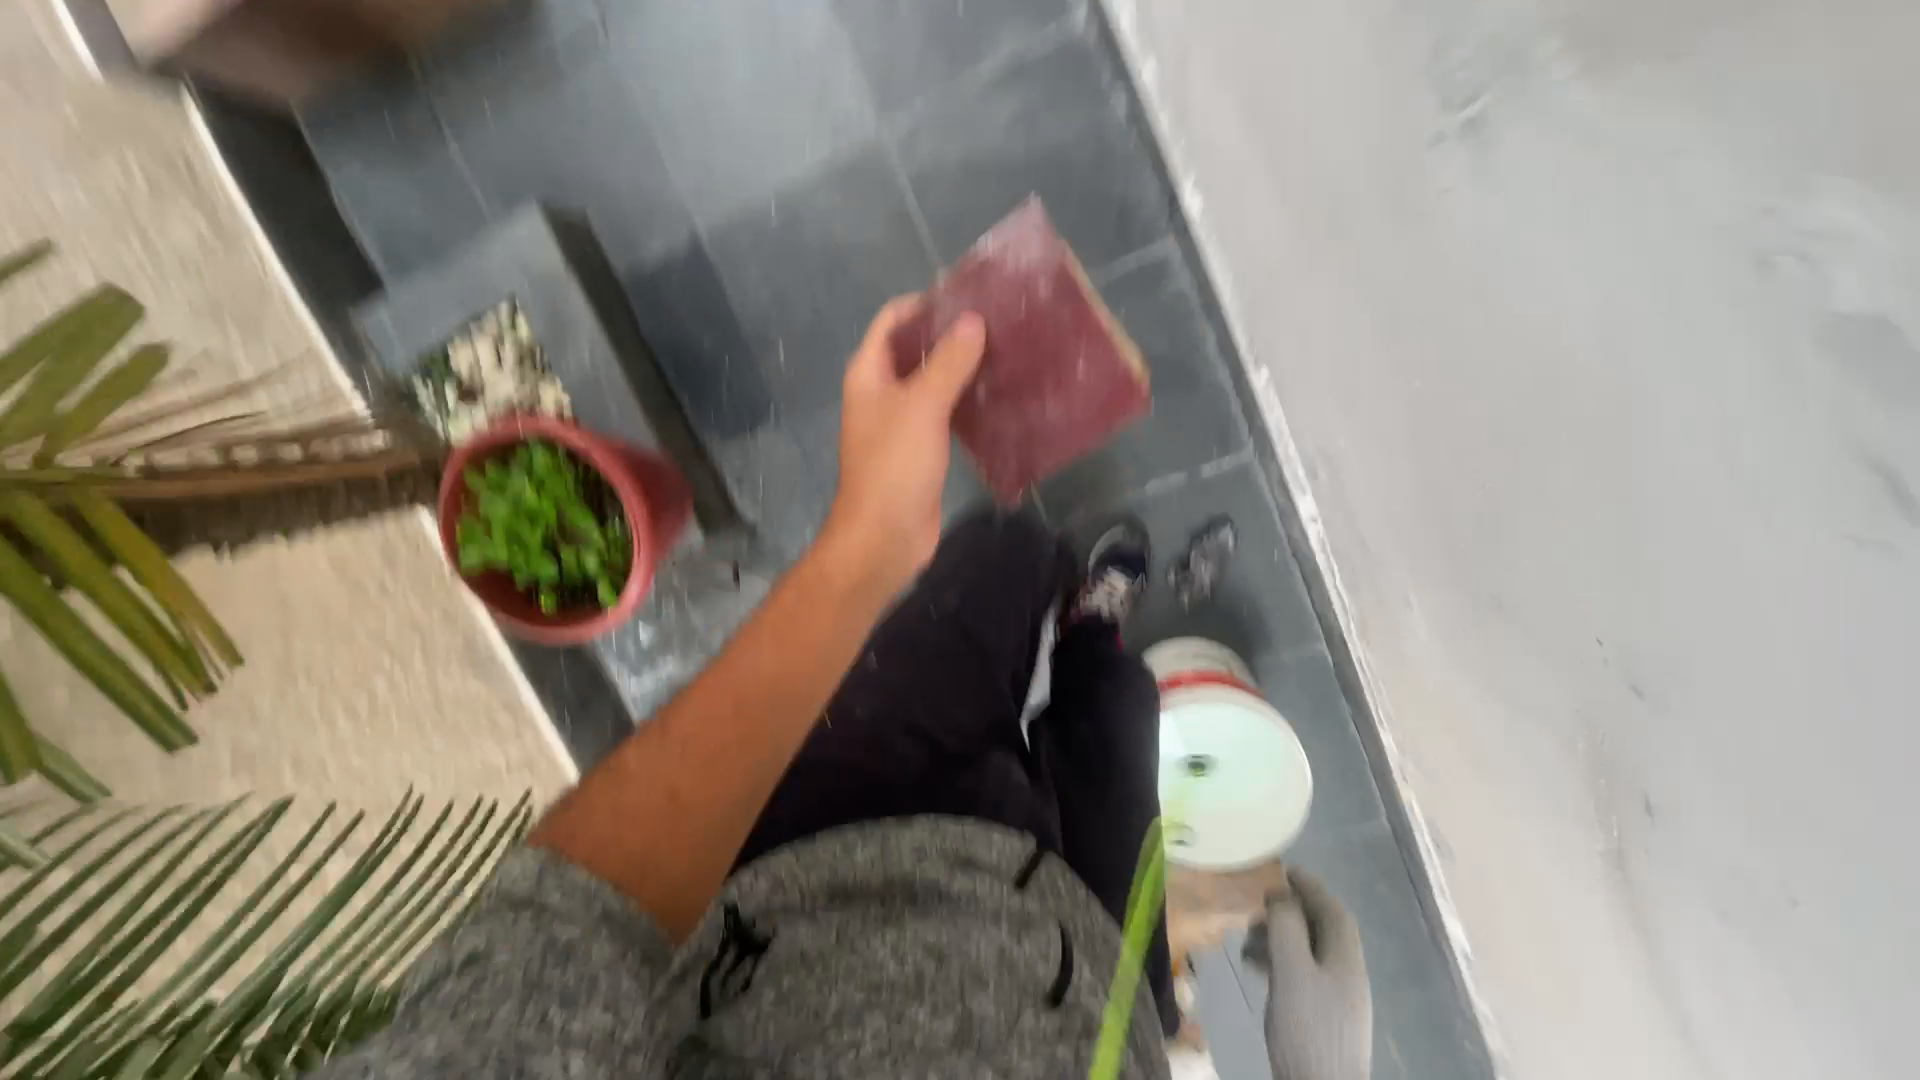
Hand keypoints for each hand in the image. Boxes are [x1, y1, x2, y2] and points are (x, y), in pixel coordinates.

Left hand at [819, 296, 984, 595]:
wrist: (885, 537)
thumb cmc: (895, 465)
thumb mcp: (923, 405)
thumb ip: (948, 361)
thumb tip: (973, 321)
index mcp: (869, 373)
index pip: (893, 320)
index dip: (926, 303)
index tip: (969, 296)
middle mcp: (881, 392)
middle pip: (914, 350)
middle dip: (950, 335)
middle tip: (998, 323)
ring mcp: (900, 424)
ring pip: (933, 384)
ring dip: (962, 370)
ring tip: (1006, 353)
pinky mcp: (921, 451)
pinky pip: (945, 415)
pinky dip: (967, 403)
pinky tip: (1000, 398)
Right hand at [1242, 868, 1371, 1079]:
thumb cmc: (1306, 1030)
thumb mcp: (1292, 972)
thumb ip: (1287, 928)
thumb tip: (1281, 896)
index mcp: (1346, 961)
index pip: (1334, 911)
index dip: (1311, 888)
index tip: (1285, 871)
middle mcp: (1347, 977)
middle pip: (1321, 931)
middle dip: (1290, 913)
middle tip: (1257, 909)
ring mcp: (1336, 1001)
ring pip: (1309, 954)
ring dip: (1280, 939)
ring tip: (1248, 943)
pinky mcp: (1321, 1021)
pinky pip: (1301, 977)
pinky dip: (1279, 964)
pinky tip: (1258, 972)